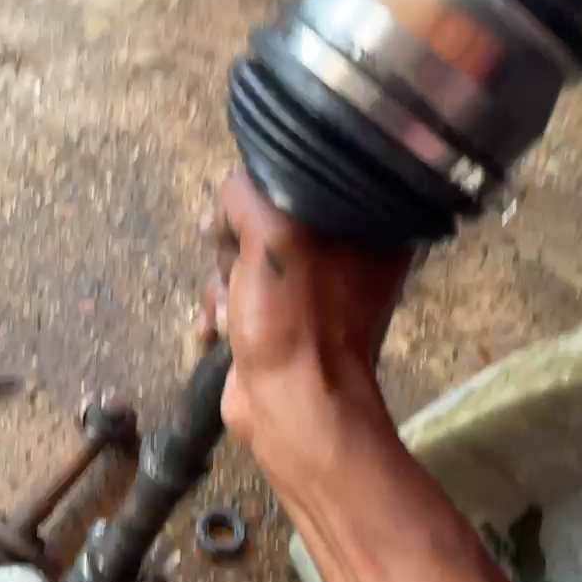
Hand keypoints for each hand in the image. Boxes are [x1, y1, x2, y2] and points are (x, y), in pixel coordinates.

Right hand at [201, 172, 410, 497]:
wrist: (291, 404)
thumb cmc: (292, 319)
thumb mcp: (271, 236)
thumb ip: (246, 195)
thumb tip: (225, 199)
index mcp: (364, 223)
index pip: (299, 177)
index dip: (260, 195)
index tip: (239, 220)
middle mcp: (342, 253)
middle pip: (264, 220)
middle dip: (234, 249)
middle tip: (235, 271)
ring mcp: (308, 291)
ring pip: (241, 260)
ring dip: (221, 287)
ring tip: (231, 316)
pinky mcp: (277, 321)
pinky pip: (235, 296)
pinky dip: (219, 313)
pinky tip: (218, 334)